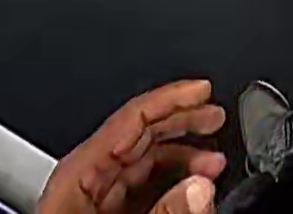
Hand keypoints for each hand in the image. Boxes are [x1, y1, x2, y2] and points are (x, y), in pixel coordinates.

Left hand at [37, 79, 227, 213]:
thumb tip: (201, 184)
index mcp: (77, 177)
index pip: (132, 117)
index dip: (172, 97)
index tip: (203, 91)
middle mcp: (84, 184)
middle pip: (141, 134)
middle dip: (183, 124)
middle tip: (215, 118)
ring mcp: (91, 205)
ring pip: (145, 161)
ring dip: (182, 157)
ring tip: (213, 162)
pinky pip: (142, 189)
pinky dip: (172, 183)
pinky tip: (193, 188)